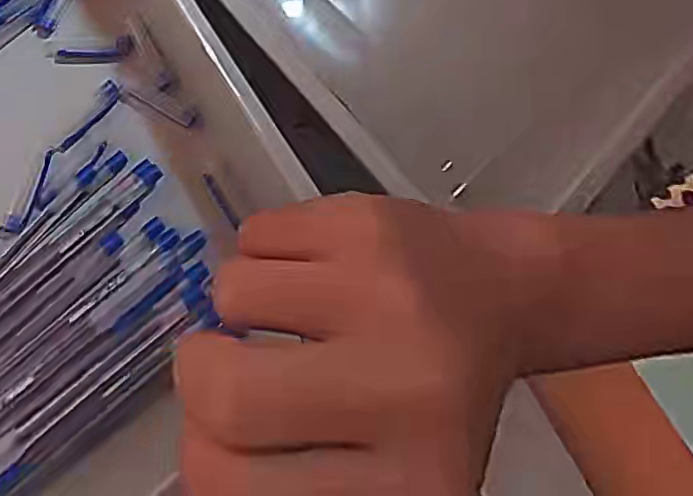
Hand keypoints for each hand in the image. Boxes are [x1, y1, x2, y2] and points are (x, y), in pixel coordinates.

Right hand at [173, 194, 556, 494]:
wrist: (494, 290)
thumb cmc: (428, 388)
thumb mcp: (378, 466)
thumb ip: (292, 469)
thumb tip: (200, 438)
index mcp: (403, 486)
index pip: (235, 484)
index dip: (201, 448)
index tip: (215, 425)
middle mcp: (395, 392)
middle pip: (227, 391)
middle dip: (198, 367)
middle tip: (217, 355)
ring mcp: (379, 293)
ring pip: (231, 290)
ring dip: (237, 299)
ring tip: (279, 301)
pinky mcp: (364, 223)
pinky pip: (253, 231)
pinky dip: (259, 248)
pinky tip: (302, 259)